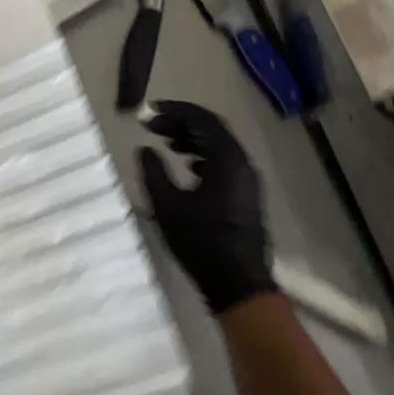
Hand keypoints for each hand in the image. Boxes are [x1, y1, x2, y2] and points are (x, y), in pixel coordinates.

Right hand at [137, 100, 272, 314]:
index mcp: (227, 159)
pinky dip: (204, 157)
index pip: (203, 119)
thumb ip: (153, 171)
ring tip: (166, 143)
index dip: (176, 110)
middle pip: (213, 130)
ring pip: (220, 147)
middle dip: (182, 123)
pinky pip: (225, 163)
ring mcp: (248, 180)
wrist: (237, 283)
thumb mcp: (167, 205)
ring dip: (193, 140)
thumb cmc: (200, 241)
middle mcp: (243, 163)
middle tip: (153, 126)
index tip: (151, 111)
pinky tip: (187, 168)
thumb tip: (145, 148)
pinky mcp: (246, 196)